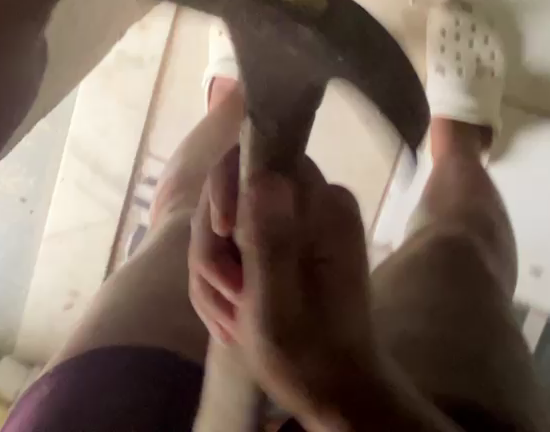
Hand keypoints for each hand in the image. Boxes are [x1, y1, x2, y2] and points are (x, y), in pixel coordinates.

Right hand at [189, 148, 400, 428]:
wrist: (333, 392)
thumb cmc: (309, 357)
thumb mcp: (279, 305)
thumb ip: (270, 239)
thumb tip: (264, 175)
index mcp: (323, 207)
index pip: (256, 157)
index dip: (225, 189)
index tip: (222, 236)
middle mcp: (313, 199)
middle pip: (232, 188)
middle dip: (215, 244)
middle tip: (227, 296)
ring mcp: (296, 217)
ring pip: (226, 217)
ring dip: (215, 267)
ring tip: (230, 312)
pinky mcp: (283, 236)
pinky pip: (233, 238)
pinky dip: (223, 274)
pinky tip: (232, 309)